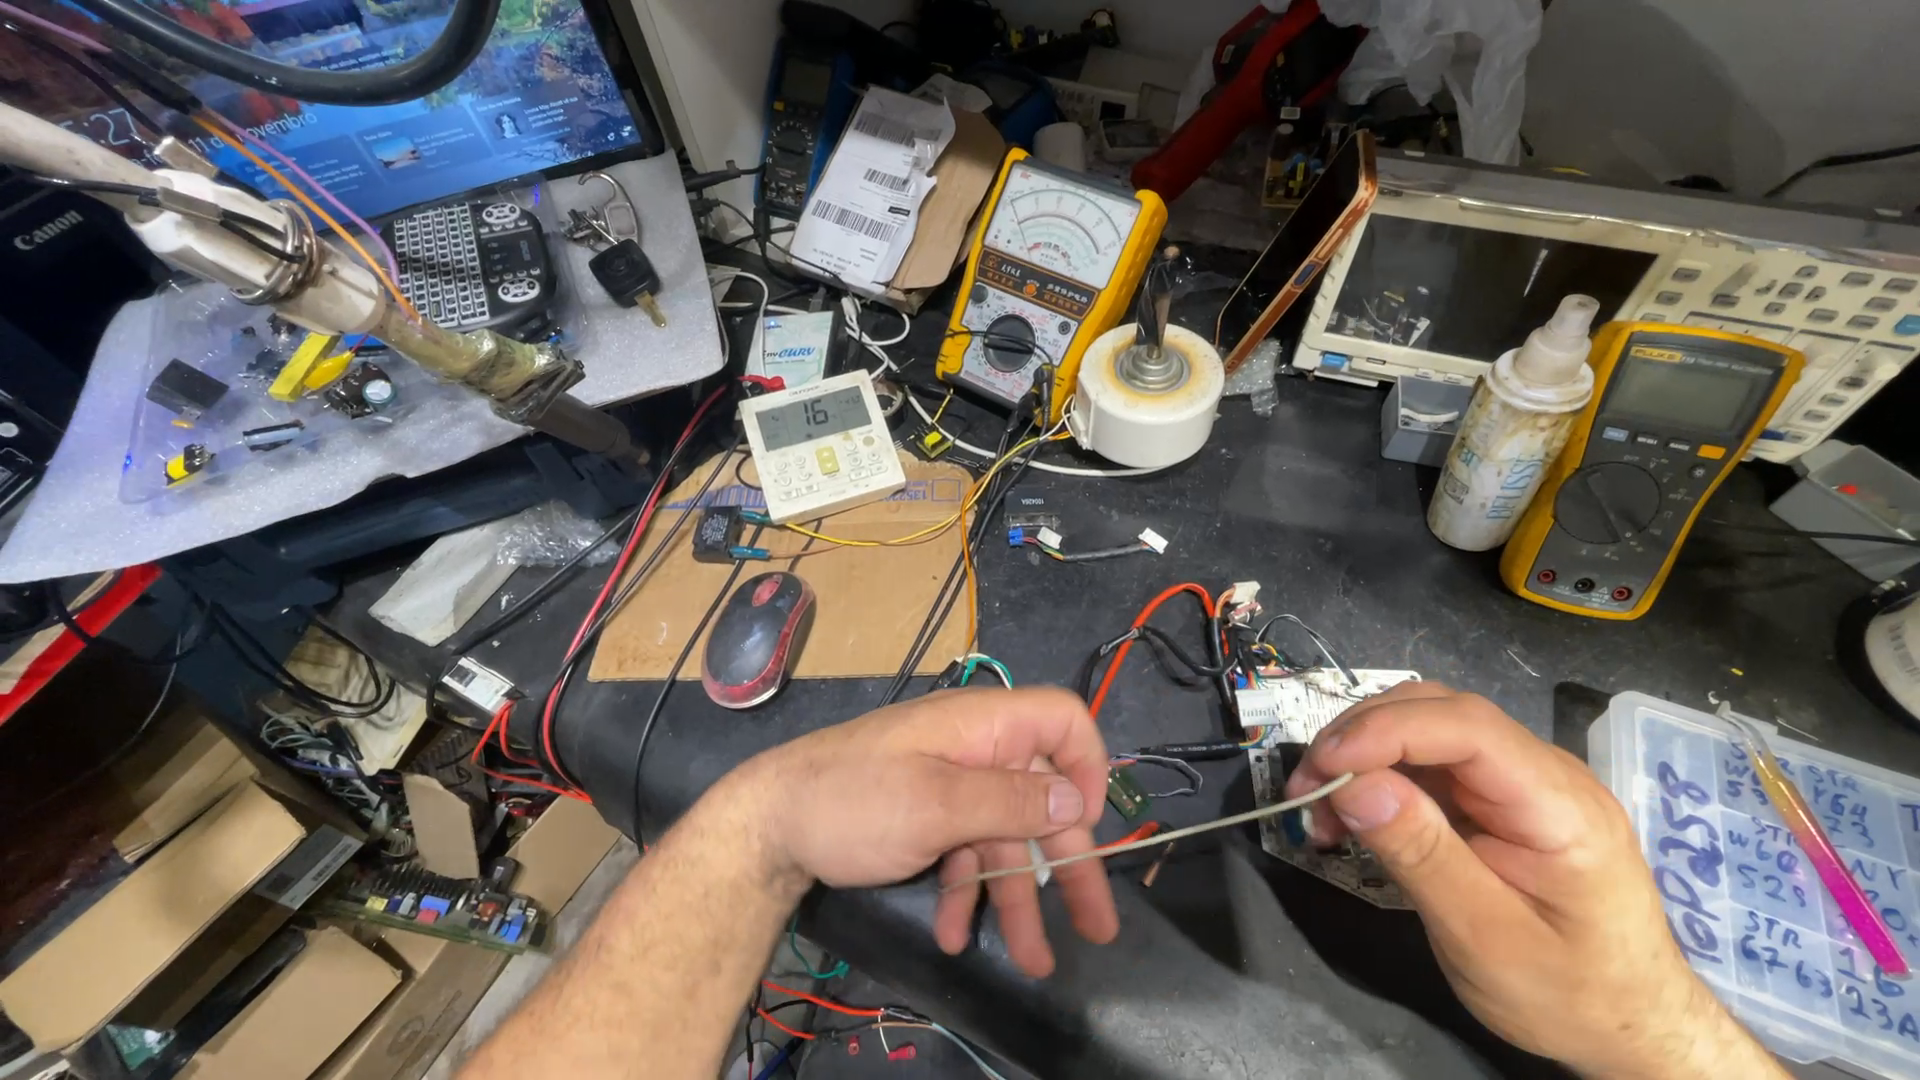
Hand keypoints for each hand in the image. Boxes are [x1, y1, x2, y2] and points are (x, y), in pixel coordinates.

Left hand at [733, 686, 1118, 977]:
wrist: (767, 825)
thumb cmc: (853, 801)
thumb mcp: (936, 805)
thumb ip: (1010, 801)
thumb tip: (1076, 797)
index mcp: (981, 726)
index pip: (1061, 719)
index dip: (1086, 764)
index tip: (1088, 824)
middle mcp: (974, 750)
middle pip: (1040, 796)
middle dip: (1066, 861)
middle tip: (1095, 926)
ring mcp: (949, 784)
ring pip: (1003, 836)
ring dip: (1014, 896)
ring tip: (1033, 960)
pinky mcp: (926, 815)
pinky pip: (964, 850)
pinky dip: (965, 890)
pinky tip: (953, 934)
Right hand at [1283, 683, 1782, 1079]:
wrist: (1629, 1031)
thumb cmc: (1567, 995)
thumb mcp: (1486, 939)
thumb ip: (1422, 855)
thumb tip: (1352, 784)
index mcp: (1559, 804)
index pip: (1467, 727)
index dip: (1386, 731)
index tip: (1323, 766)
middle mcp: (1540, 772)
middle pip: (1437, 712)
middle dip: (1359, 736)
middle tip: (1305, 787)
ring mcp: (1515, 780)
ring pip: (1421, 728)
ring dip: (1358, 754)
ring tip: (1317, 806)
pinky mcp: (1491, 796)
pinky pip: (1423, 762)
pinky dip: (1373, 777)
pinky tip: (1348, 814)